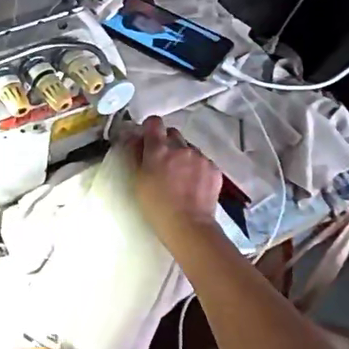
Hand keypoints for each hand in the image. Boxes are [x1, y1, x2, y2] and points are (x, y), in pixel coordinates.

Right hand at [127, 115, 223, 242]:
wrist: (188, 225)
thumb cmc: (156, 205)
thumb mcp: (138, 180)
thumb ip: (136, 154)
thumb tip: (134, 138)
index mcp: (158, 149)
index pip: (154, 123)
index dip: (150, 128)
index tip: (147, 139)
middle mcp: (181, 148)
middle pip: (173, 133)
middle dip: (167, 142)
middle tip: (163, 161)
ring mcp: (200, 157)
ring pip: (189, 147)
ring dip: (183, 155)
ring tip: (181, 176)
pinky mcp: (214, 168)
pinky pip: (202, 160)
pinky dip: (197, 167)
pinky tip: (193, 184)